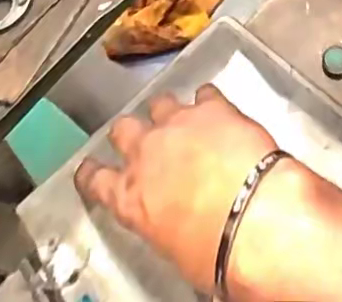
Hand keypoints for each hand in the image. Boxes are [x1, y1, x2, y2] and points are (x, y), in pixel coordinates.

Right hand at [75, 85, 294, 293]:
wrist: (251, 212)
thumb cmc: (213, 249)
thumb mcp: (173, 247)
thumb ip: (163, 221)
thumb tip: (175, 219)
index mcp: (130, 197)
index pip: (96, 180)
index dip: (91, 173)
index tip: (90, 168)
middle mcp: (147, 152)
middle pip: (124, 129)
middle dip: (129, 131)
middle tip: (140, 137)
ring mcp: (179, 122)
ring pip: (160, 102)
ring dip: (167, 111)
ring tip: (179, 118)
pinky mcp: (212, 106)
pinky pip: (204, 93)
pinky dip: (207, 101)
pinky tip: (215, 107)